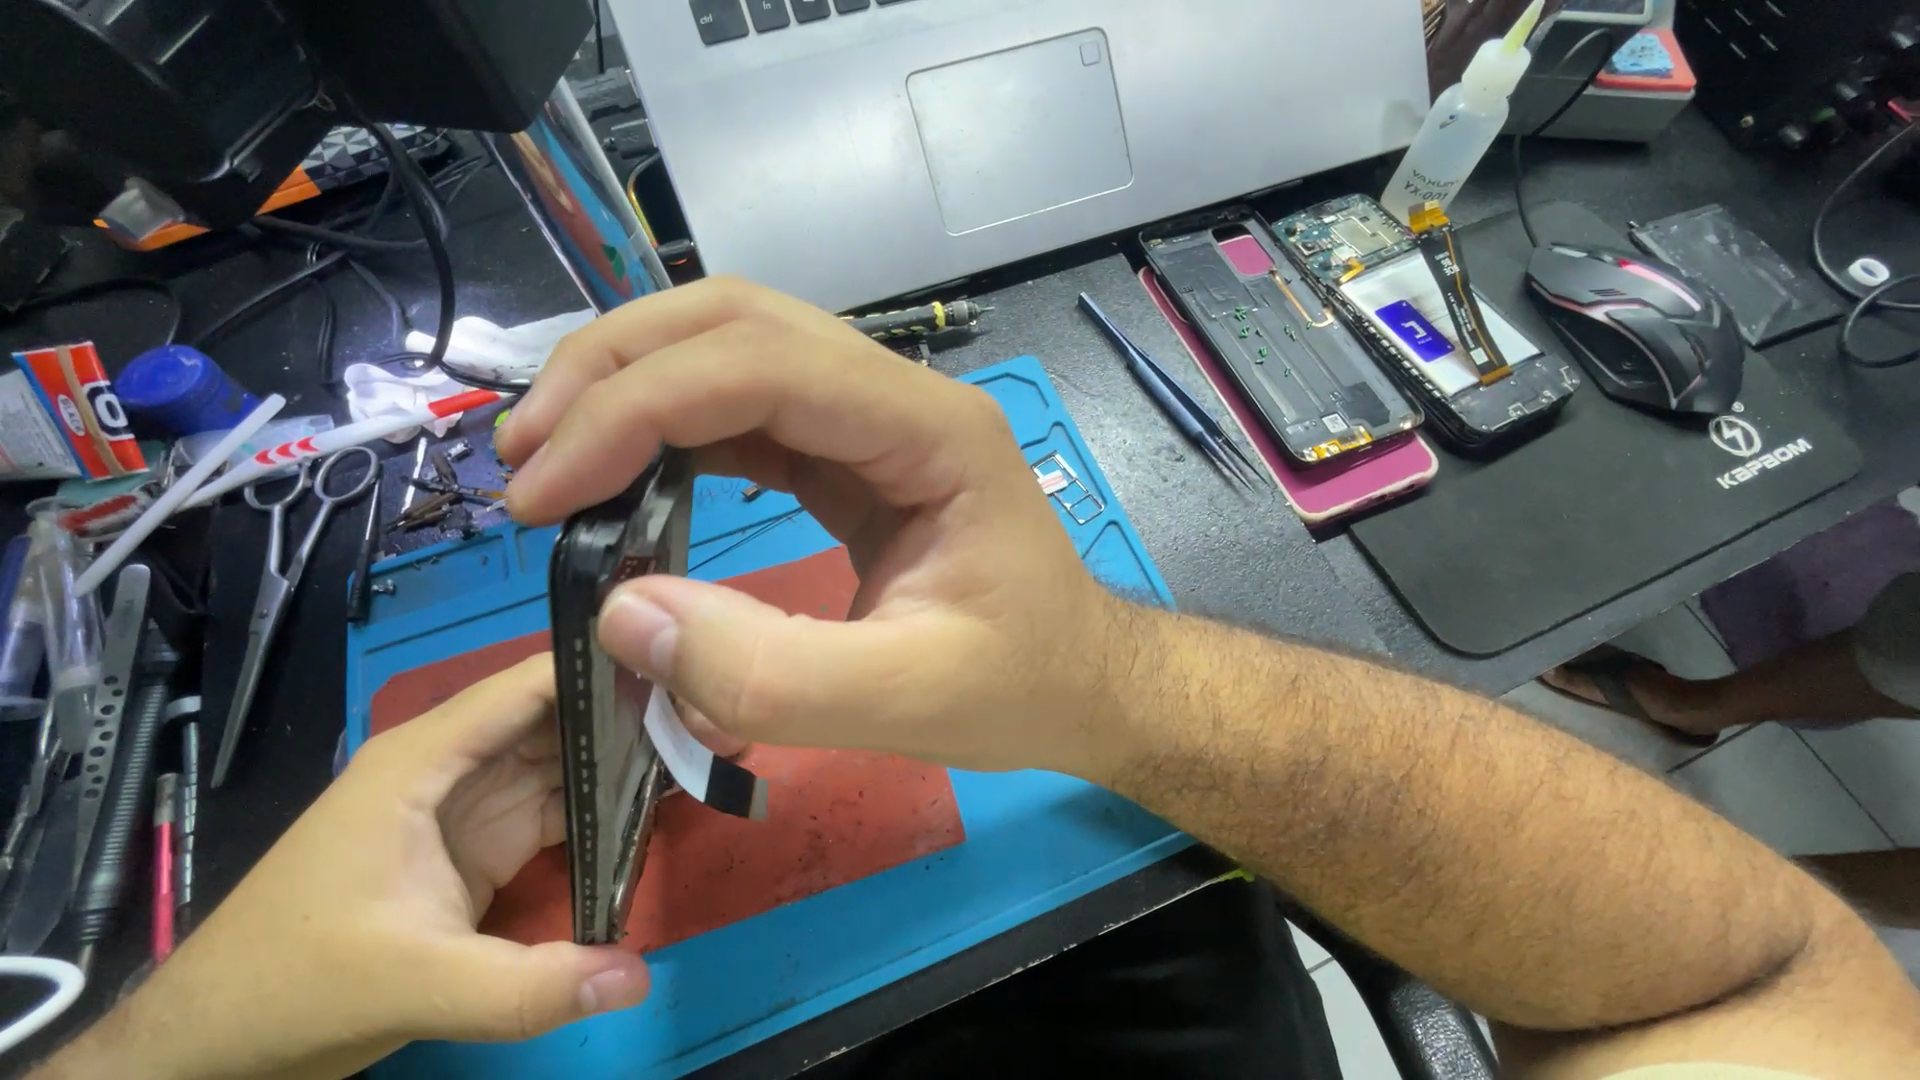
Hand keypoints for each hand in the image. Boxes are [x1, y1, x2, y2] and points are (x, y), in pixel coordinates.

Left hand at [38, 658, 650, 1079]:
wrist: (211, 1053)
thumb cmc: (291, 988)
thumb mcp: (410, 984)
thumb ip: (527, 985)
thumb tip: (641, 977)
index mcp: (427, 758)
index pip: (530, 685)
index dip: (604, 668)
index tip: (685, 668)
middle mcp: (458, 764)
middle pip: (561, 716)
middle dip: (635, 712)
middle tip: (715, 714)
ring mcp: (473, 803)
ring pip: (568, 759)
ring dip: (629, 756)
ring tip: (706, 747)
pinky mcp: (485, 842)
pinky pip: (562, 806)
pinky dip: (609, 803)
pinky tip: (660, 801)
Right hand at [498, 278, 1121, 775]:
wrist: (1078, 681)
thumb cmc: (1020, 686)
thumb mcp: (908, 702)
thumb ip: (769, 672)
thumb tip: (621, 613)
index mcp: (933, 433)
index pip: (765, 366)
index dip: (638, 409)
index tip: (542, 489)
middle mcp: (901, 398)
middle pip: (739, 321)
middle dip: (616, 369)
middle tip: (525, 454)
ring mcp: (877, 418)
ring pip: (735, 348)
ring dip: (632, 386)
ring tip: (552, 461)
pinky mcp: (854, 454)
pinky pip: (750, 410)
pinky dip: (673, 430)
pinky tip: (626, 477)